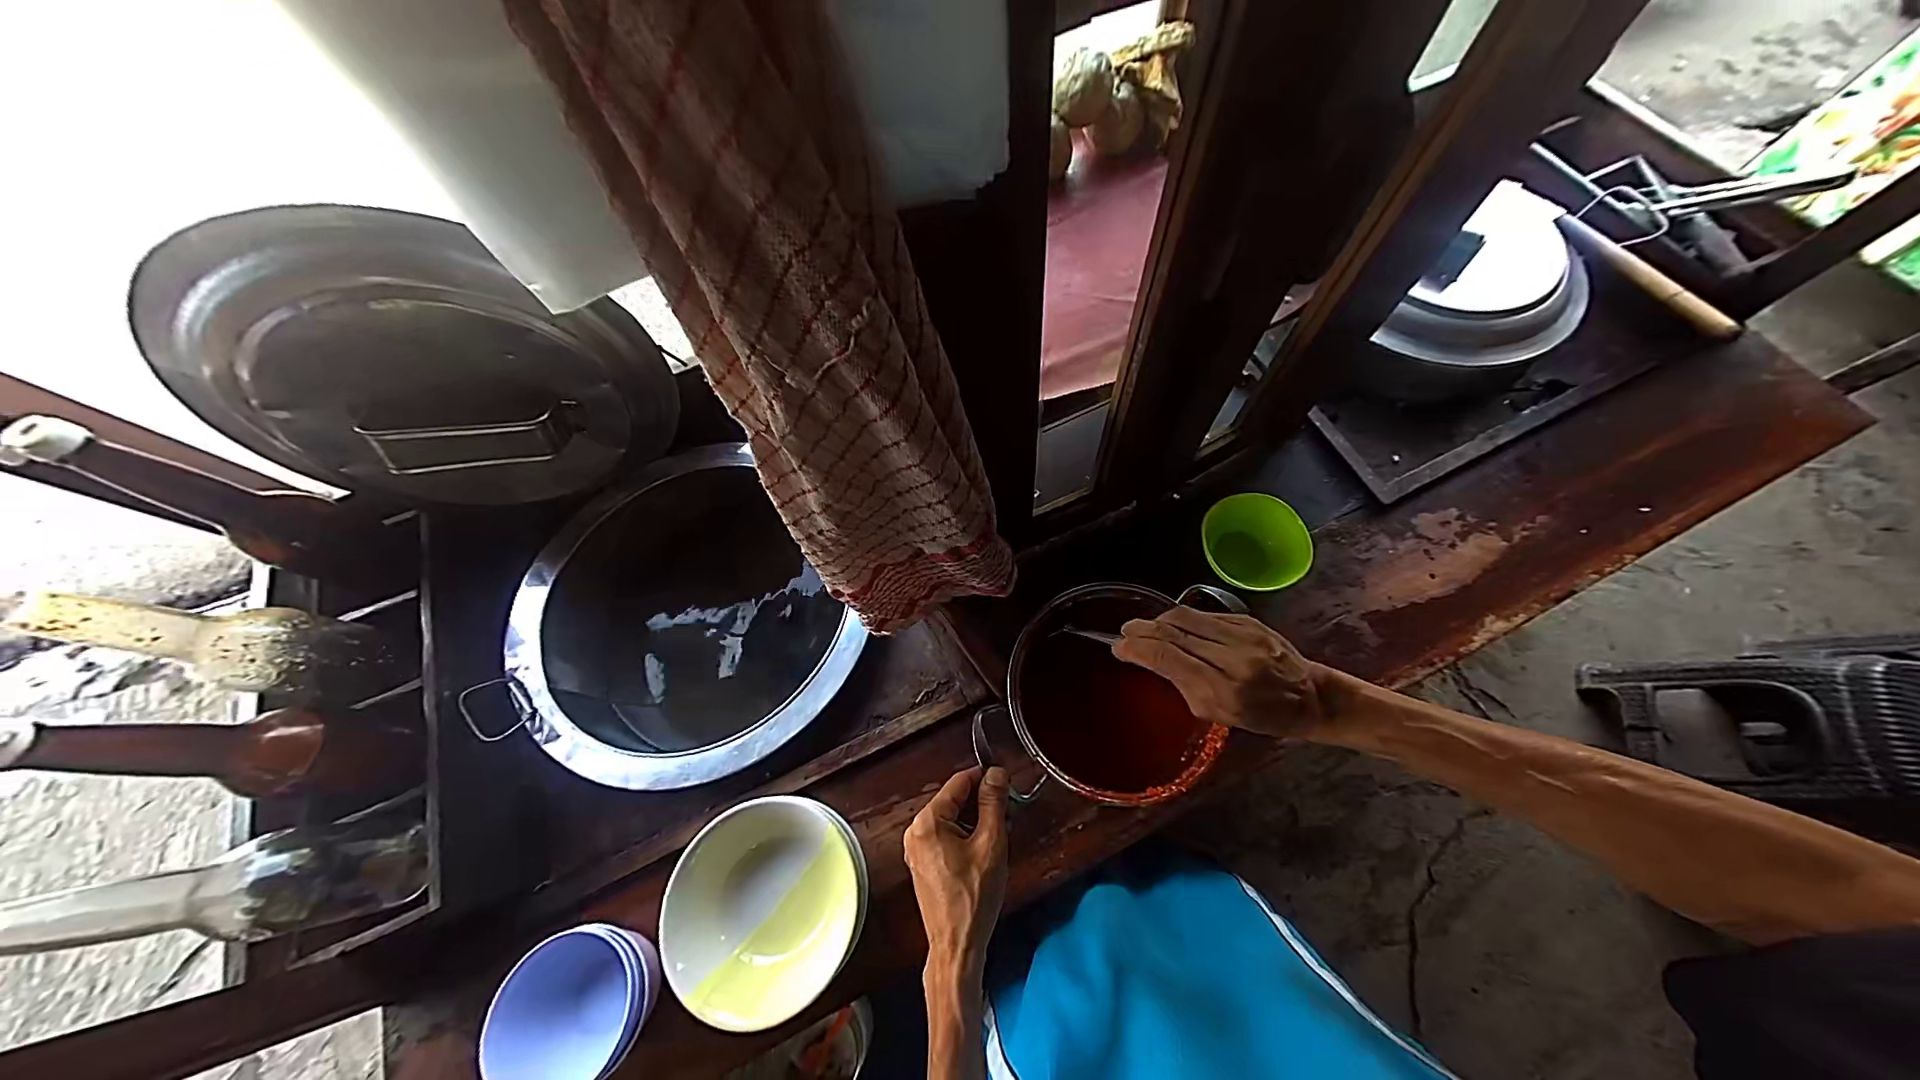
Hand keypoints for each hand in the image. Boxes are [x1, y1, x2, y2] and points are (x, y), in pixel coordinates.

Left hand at [904, 766, 1009, 987]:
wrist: (958, 946)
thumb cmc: (972, 899)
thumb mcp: (991, 843)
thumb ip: (993, 803)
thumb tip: (996, 774)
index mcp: (927, 822)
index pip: (959, 782)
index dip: (985, 779)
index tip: (1006, 781)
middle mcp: (916, 832)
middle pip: (955, 800)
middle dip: (983, 804)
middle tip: (1007, 813)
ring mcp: (918, 849)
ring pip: (953, 819)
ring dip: (977, 821)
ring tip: (1000, 835)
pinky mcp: (925, 864)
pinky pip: (947, 837)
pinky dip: (967, 837)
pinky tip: (986, 851)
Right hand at [1111, 606, 1329, 738]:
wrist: (1312, 697)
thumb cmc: (1264, 716)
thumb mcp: (1220, 713)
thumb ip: (1185, 686)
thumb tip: (1150, 659)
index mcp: (1224, 688)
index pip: (1170, 658)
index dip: (1139, 648)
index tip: (1119, 646)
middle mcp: (1233, 655)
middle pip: (1175, 632)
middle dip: (1143, 629)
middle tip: (1124, 631)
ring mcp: (1243, 633)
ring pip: (1186, 617)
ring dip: (1159, 620)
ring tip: (1144, 626)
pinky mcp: (1248, 620)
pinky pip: (1204, 615)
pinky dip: (1182, 619)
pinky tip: (1173, 625)